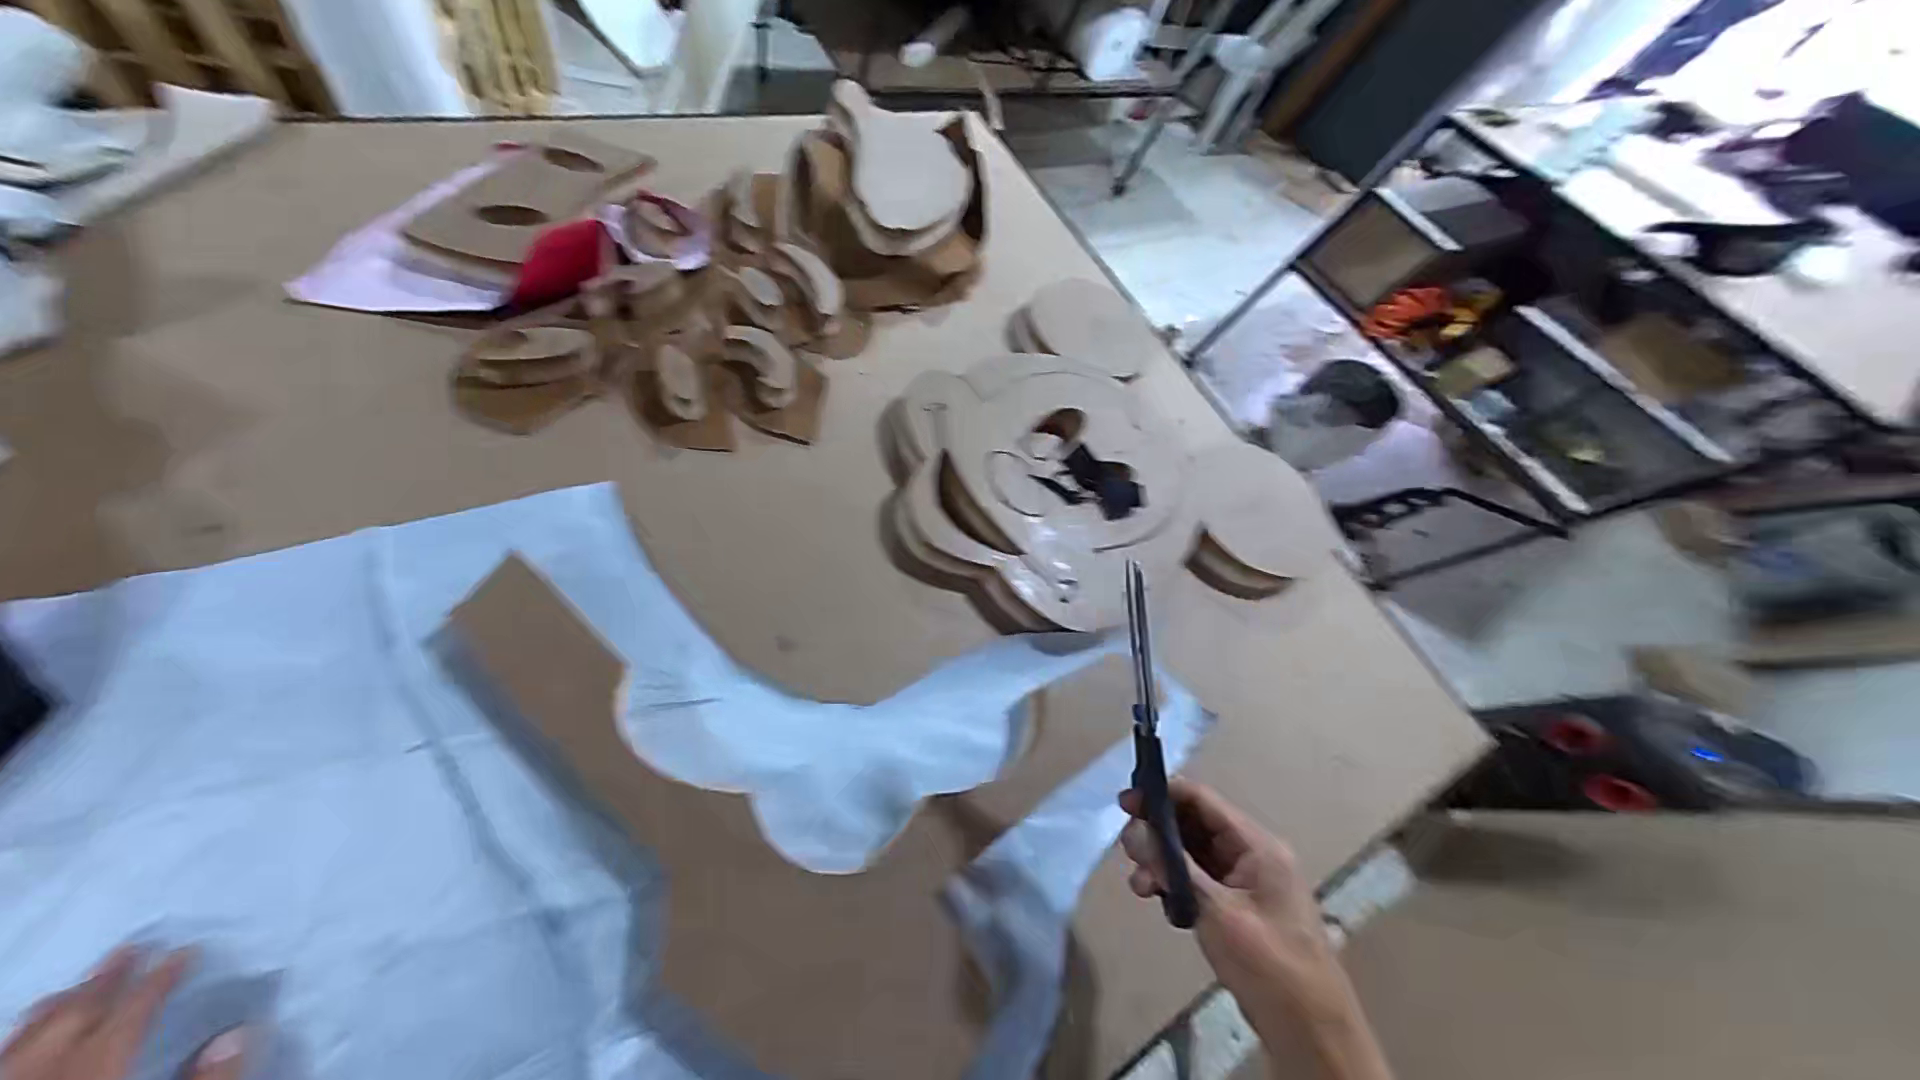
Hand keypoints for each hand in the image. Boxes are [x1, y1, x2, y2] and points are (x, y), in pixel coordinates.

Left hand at [1, 947, 246, 1079]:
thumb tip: (239, 1032)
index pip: (126, 1023)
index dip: (156, 984)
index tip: (184, 951)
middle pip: (63, 1034)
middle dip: (96, 989)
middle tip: (128, 948)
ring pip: (11, 1059)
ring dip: (43, 1019)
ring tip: (70, 989)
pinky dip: (2, 1055)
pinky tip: (14, 1046)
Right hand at [1118, 778, 1336, 1012]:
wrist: (1311, 1032)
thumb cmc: (1269, 964)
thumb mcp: (1215, 911)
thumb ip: (1173, 866)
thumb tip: (1134, 830)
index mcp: (1257, 845)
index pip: (1202, 800)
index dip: (1162, 794)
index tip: (1125, 803)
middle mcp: (1250, 854)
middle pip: (1192, 824)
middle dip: (1156, 833)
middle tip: (1129, 852)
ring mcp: (1243, 880)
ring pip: (1190, 852)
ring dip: (1160, 862)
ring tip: (1140, 886)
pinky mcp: (1234, 905)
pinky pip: (1195, 878)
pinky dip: (1172, 883)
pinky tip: (1156, 900)